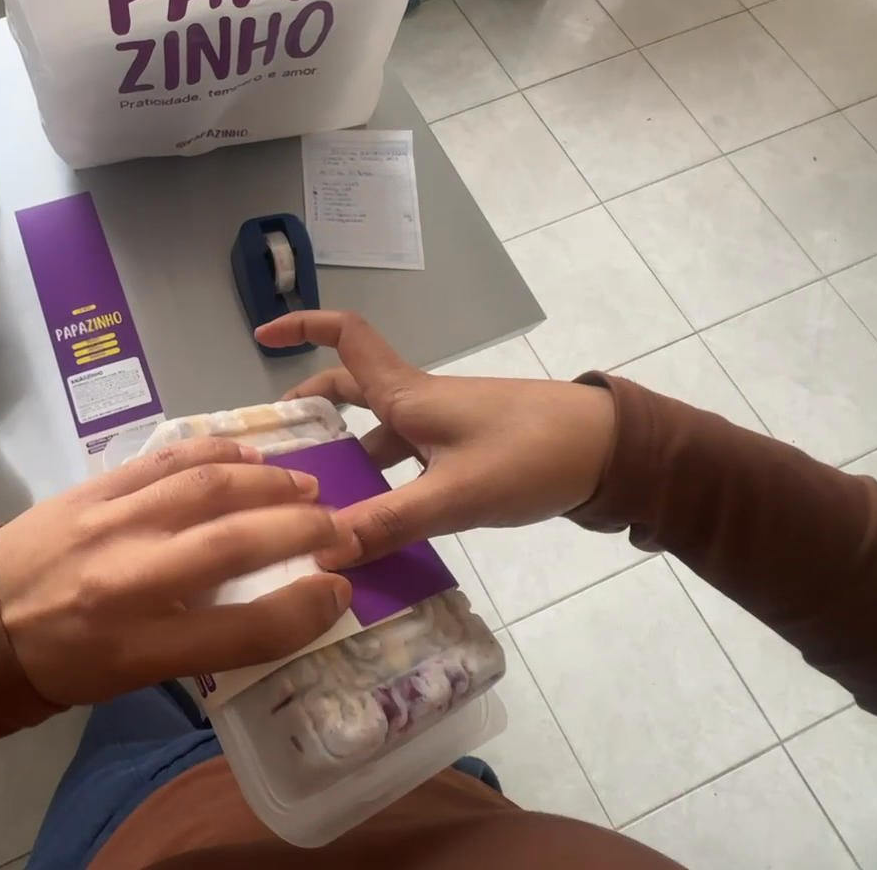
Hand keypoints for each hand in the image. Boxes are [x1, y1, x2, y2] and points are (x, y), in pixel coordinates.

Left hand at [0, 437, 356, 705]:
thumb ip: (195, 641)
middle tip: (338, 525)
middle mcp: (127, 581)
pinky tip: (246, 453)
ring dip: (266, 482)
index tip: (340, 590)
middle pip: (234, 545)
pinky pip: (164, 459)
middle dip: (301, 531)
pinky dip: (213, 450)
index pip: (244, 631)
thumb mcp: (125, 679)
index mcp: (136, 648)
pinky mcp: (92, 489)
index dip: (305, 610)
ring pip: (205, 488)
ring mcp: (108, 523)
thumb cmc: (55, 665)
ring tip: (302, 485)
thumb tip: (264, 599)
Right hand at [256, 311, 616, 565]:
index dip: (301, 327)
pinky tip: (377, 526)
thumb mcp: (455, 493)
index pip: (345, 337)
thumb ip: (388, 522)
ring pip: (375, 435)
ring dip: (345, 460)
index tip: (261, 334)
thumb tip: (321, 549)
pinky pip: (403, 462)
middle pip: (347, 392)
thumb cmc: (530, 453)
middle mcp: (415, 403)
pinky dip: (381, 485)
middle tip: (278, 450)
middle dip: (309, 412)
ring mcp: (440, 428)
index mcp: (405, 394)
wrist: (615, 454)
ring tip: (317, 504)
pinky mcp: (462, 452)